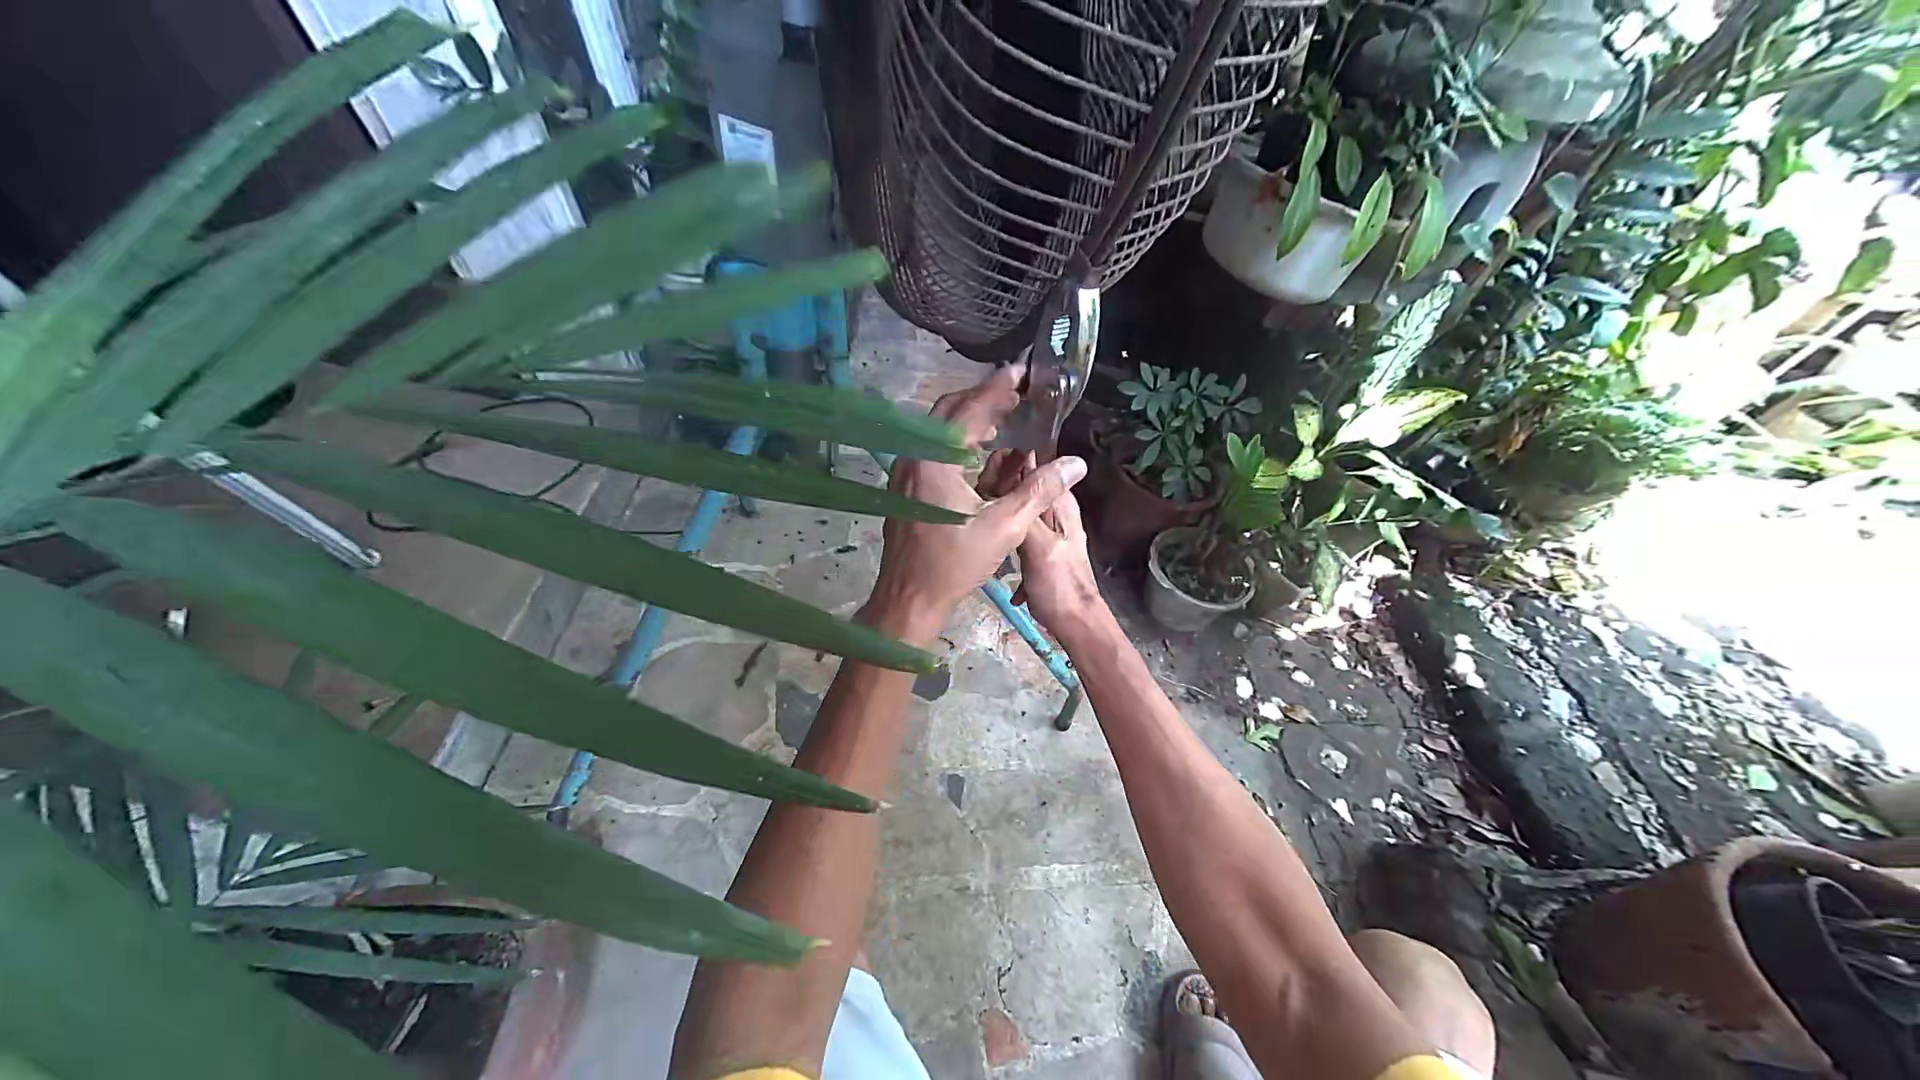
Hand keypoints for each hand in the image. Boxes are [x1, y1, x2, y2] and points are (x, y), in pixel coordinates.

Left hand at [868, 367, 1086, 643]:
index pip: (970, 410)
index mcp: (935, 460)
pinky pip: (932, 447)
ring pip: (938, 428)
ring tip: (1004, 415)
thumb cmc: (954, 564)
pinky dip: (957, 438)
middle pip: (949, 410)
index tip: (1022, 371)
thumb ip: (1039, 490)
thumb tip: (1075, 463)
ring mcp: (906, 470)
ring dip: (970, 417)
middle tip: (1017, 390)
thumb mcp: (1004, 527)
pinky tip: (978, 450)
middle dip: (984, 397)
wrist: (910, 596)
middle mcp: (915, 456)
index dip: (999, 389)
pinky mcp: (906, 485)